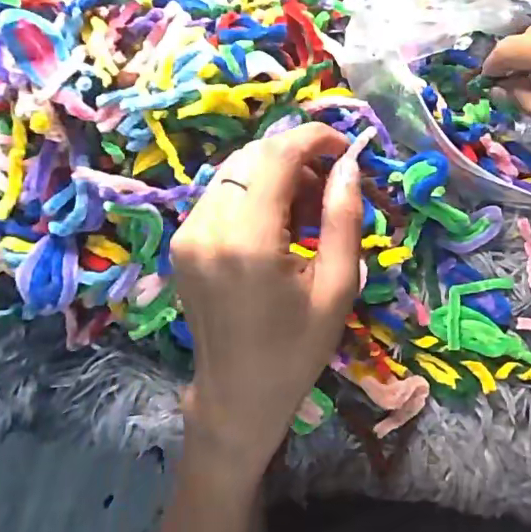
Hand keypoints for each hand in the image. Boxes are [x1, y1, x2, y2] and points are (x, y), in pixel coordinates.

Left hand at [170, 123, 361, 475]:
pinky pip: (221, 193)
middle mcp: (207, 226)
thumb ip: (344, 217)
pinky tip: (277, 227)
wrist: (237, 394)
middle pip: (254, 156)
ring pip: (236, 170)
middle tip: (330, 192)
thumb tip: (349, 164)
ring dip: (276, 175)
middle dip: (298, 159)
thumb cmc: (297, 348)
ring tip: (306, 214)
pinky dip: (254, 193)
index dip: (315, 138)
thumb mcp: (337, 286)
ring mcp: (187, 233)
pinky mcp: (181, 242)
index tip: (345, 147)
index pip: (277, 155)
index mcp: (248, 240)